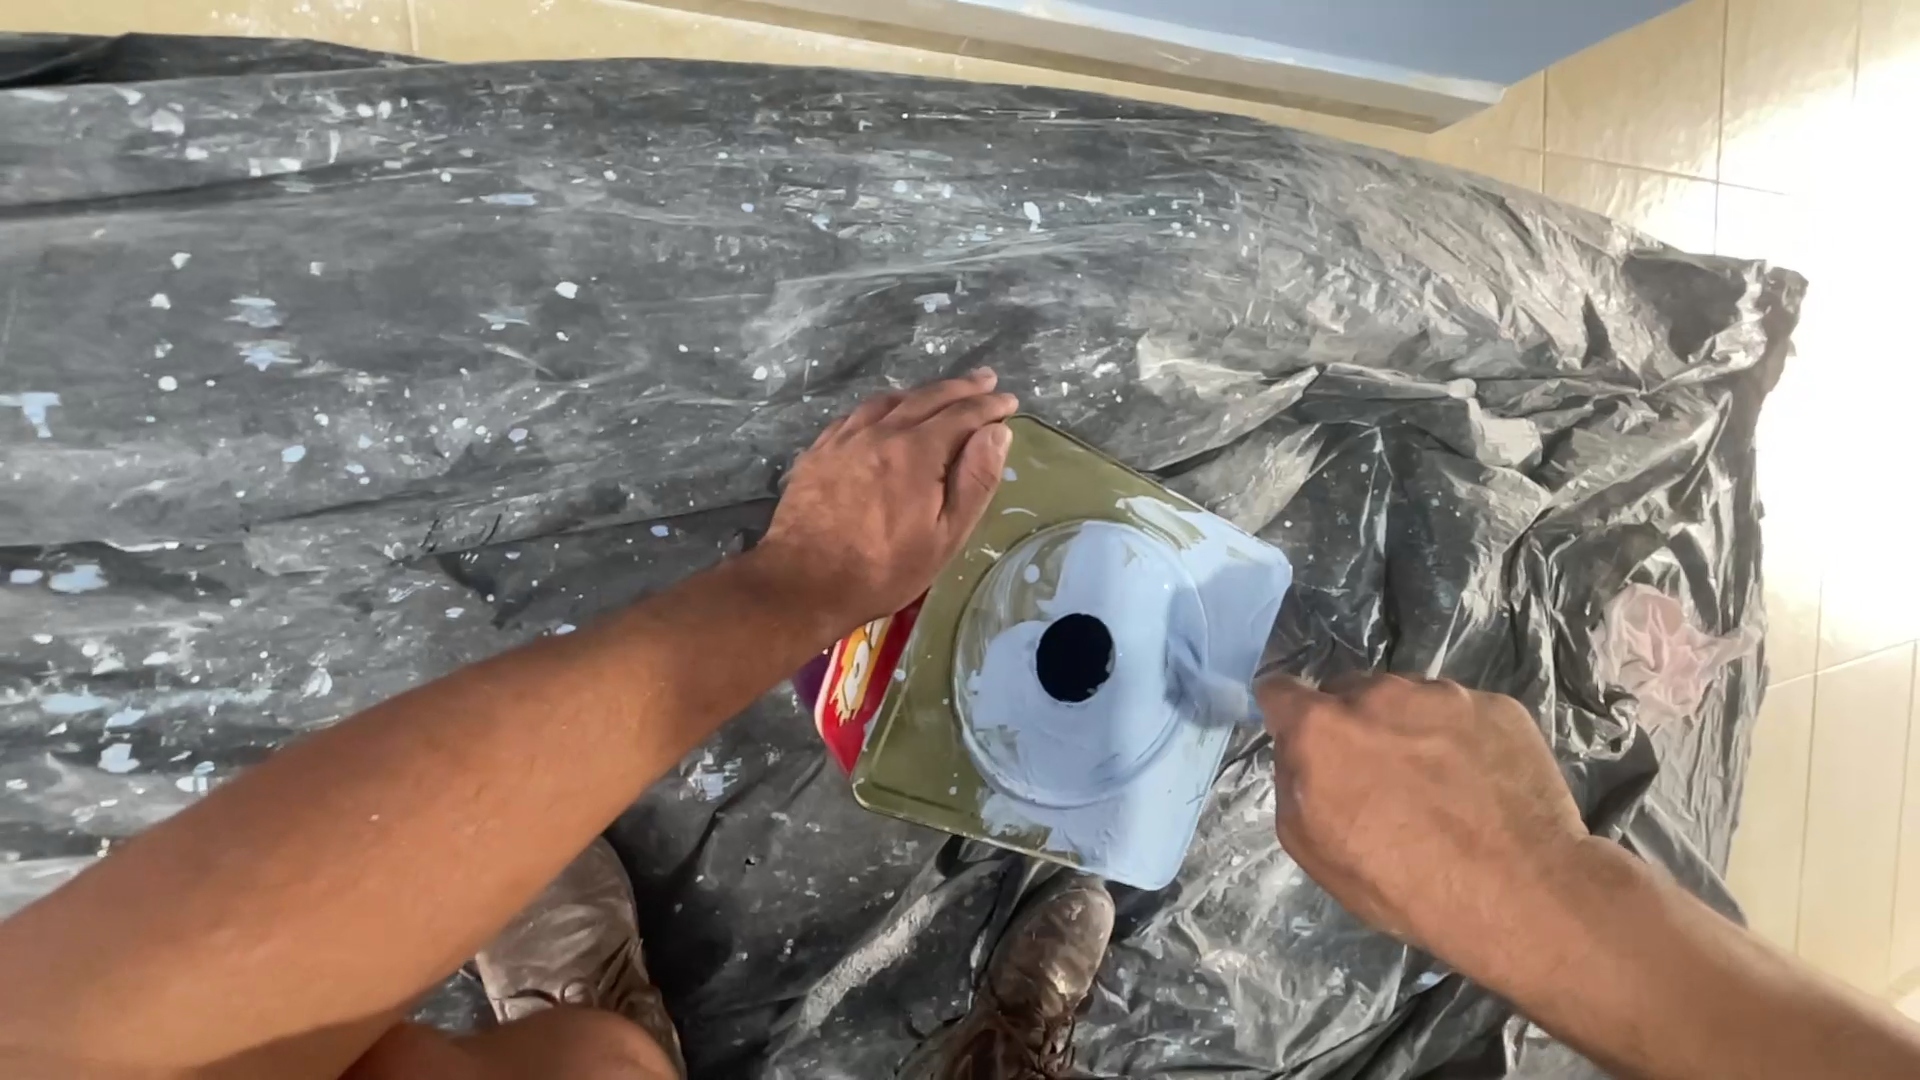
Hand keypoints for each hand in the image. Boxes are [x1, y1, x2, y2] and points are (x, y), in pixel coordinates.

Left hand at [758, 370, 1017, 632]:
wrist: (803, 583)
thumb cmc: (883, 569)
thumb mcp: (945, 536)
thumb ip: (975, 480)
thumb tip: (996, 432)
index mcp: (916, 450)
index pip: (962, 414)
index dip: (990, 405)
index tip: (1009, 400)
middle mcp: (879, 432)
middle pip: (926, 397)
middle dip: (961, 387)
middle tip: (986, 380)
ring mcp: (844, 439)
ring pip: (889, 400)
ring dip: (921, 392)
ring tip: (940, 393)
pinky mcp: (818, 452)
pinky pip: (856, 415)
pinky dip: (883, 407)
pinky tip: (884, 415)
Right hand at [1256, 673, 1589, 967]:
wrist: (1523, 895)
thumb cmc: (1400, 880)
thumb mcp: (1310, 846)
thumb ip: (1291, 783)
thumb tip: (1300, 757)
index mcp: (1319, 726)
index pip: (1278, 689)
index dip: (1283, 712)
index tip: (1296, 736)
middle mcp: (1375, 693)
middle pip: (1345, 691)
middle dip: (1349, 723)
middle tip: (1375, 774)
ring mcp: (1440, 695)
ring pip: (1404, 699)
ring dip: (1404, 727)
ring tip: (1437, 782)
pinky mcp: (1497, 706)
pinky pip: (1459, 712)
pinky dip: (1458, 737)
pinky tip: (1477, 783)